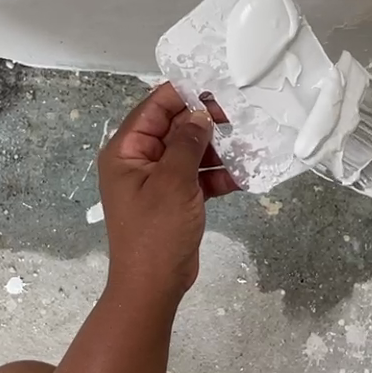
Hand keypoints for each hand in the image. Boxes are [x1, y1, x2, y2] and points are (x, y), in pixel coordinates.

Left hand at [97, 83, 238, 300]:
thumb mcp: (172, 182)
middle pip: (174, 128)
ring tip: (246, 146)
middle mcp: (138, 161)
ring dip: (216, 151)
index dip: (183, 94)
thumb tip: (200, 114)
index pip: (153, 108)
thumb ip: (187, 143)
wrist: (152, 286)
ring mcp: (157, 181)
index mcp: (125, 151)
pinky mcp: (175, 199)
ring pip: (190, 152)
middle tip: (237, 117)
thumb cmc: (155, 233)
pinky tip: (241, 177)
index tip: (215, 86)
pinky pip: (197, 177)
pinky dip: (217, 176)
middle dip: (205, 123)